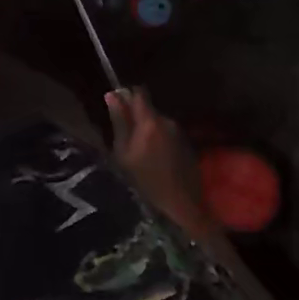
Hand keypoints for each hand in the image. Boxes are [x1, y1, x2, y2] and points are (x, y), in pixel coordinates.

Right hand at [106, 88, 212, 237]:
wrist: (182, 206)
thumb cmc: (146, 182)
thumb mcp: (123, 153)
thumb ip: (119, 122)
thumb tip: (111, 95)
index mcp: (150, 121)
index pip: (139, 93)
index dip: (127, 95)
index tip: (118, 106)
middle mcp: (167, 121)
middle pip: (148, 108)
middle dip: (136, 117)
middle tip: (126, 137)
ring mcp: (179, 133)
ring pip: (158, 122)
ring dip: (148, 130)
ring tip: (140, 151)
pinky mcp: (187, 145)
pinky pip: (167, 134)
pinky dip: (159, 140)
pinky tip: (155, 159)